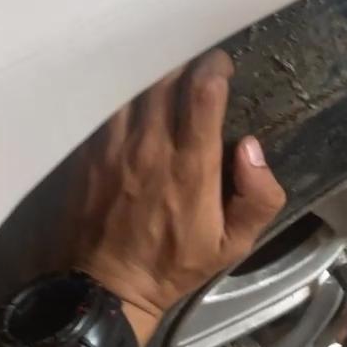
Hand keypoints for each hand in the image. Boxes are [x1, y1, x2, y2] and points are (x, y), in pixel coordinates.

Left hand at [69, 50, 286, 341]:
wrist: (105, 286)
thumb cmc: (174, 263)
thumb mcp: (234, 245)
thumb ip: (258, 197)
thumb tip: (252, 147)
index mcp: (191, 167)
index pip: (202, 93)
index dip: (214, 67)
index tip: (221, 65)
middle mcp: (150, 147)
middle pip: (166, 77)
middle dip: (186, 61)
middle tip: (196, 63)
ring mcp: (113, 145)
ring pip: (134, 85)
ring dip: (154, 72)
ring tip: (166, 71)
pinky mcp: (88, 150)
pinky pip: (107, 104)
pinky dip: (124, 90)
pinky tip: (133, 91)